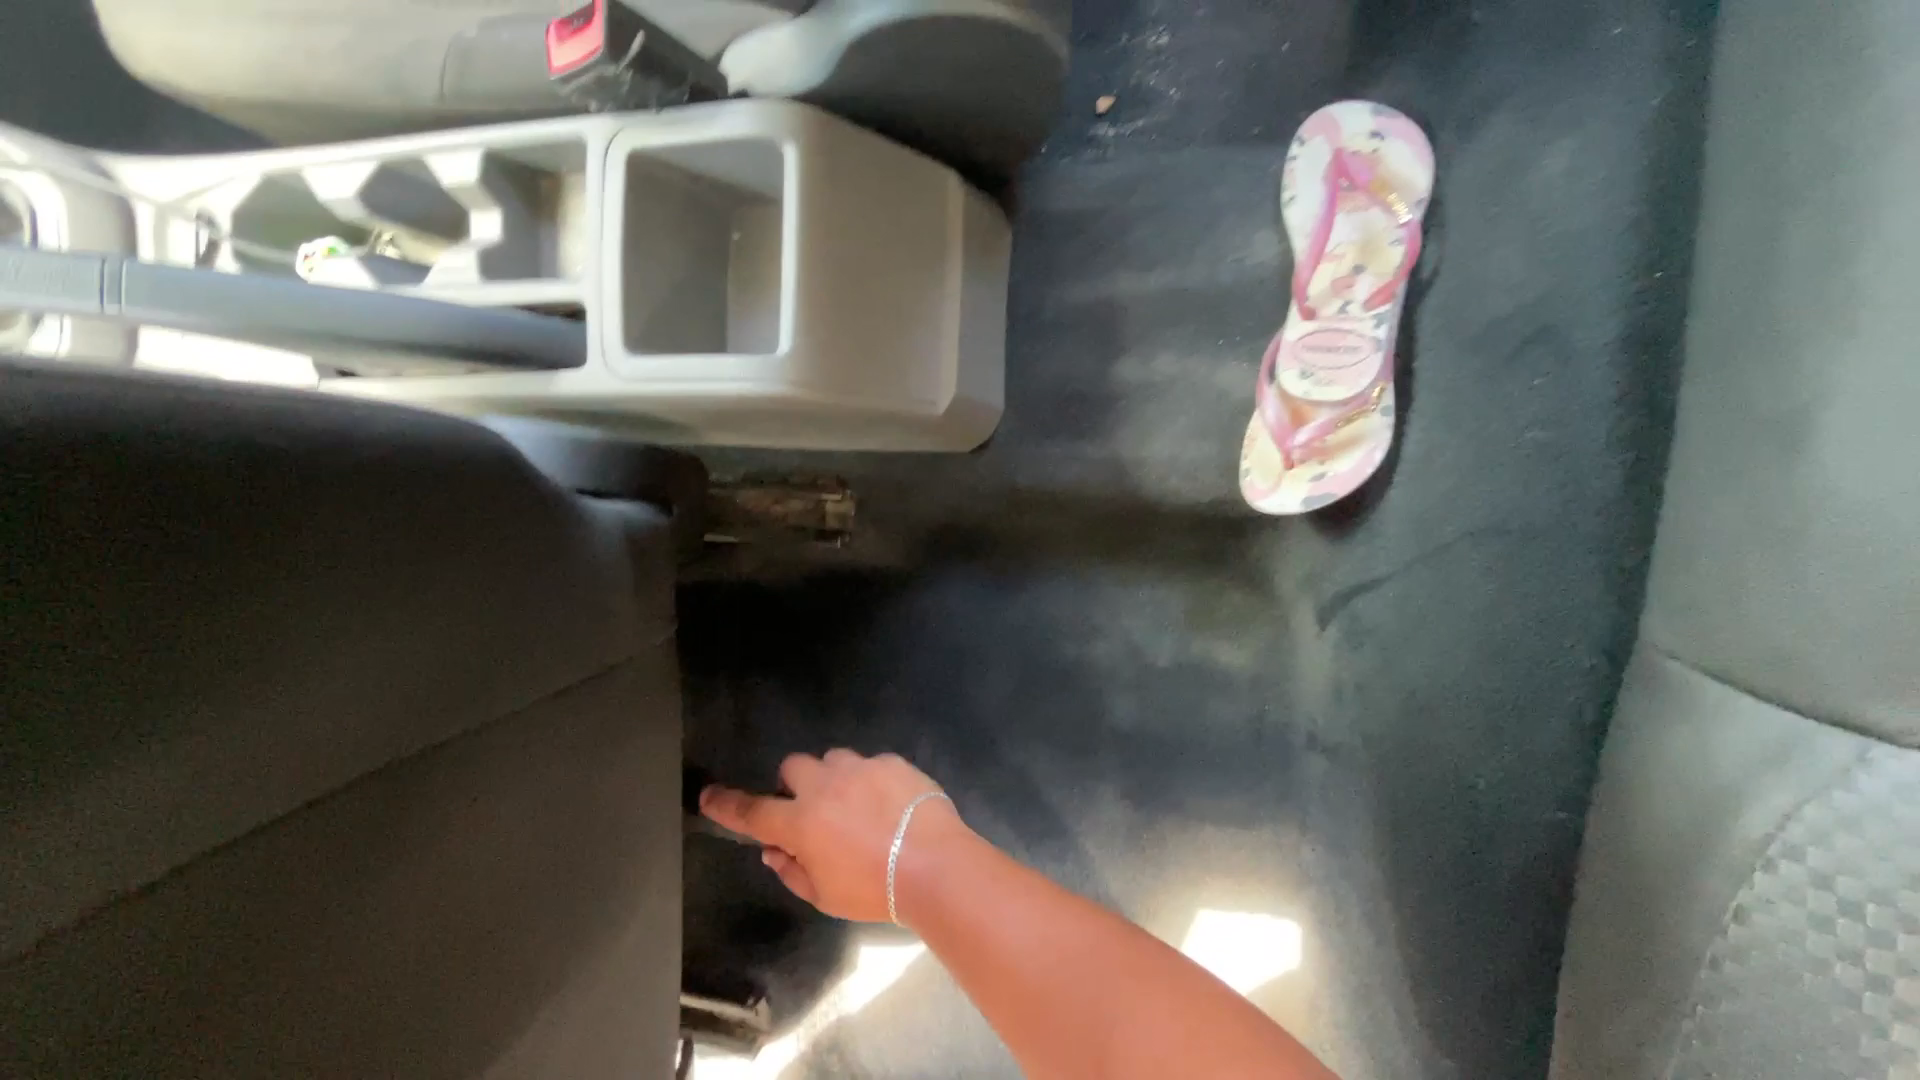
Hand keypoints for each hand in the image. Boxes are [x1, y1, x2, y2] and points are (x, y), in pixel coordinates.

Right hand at [700, 750, 963, 923]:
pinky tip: (892, 805)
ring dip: (836, 779)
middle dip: (796, 785)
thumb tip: (775, 850)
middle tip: (814, 810)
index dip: (727, 805)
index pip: (752, 812)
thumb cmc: (875, 890)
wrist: (935, 865)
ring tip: (859, 806)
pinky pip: (872, 764)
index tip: (709, 796)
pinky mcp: (892, 761)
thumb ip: (793, 871)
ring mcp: (861, 768)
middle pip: (793, 767)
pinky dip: (873, 781)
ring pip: (834, 760)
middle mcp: (825, 785)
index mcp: (801, 822)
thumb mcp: (825, 895)